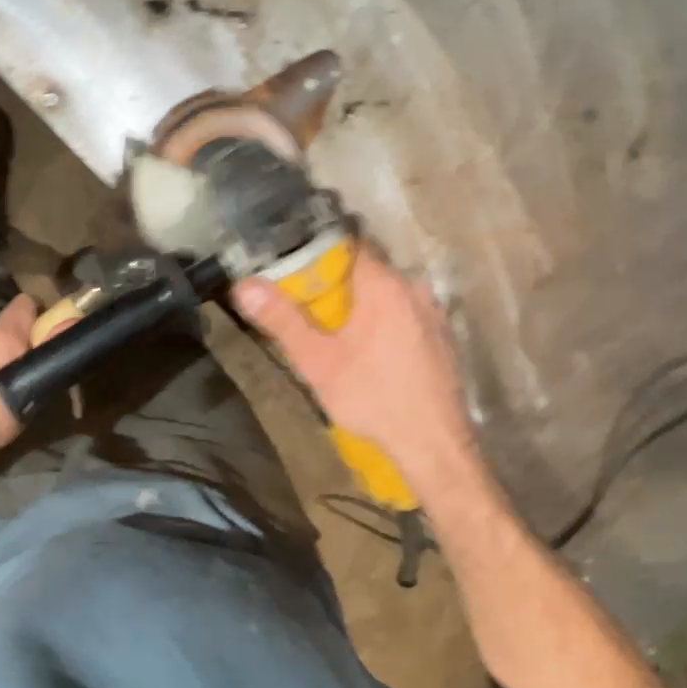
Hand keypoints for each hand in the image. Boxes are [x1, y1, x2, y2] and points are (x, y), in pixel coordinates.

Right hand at [231, 247, 476, 483]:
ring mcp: (433, 313)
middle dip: (339, 283)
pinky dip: (386, 323)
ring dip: (363, 306)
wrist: (432, 442)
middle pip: (368, 270)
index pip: (349, 245)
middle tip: (309, 305)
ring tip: (336, 330)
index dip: (320, 253)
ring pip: (389, 294)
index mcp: (383, 284)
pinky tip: (371, 351)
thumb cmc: (372, 397)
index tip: (296, 268)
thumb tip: (244, 286)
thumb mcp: (317, 362)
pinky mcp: (442, 337)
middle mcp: (414, 287)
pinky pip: (406, 315)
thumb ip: (282, 321)